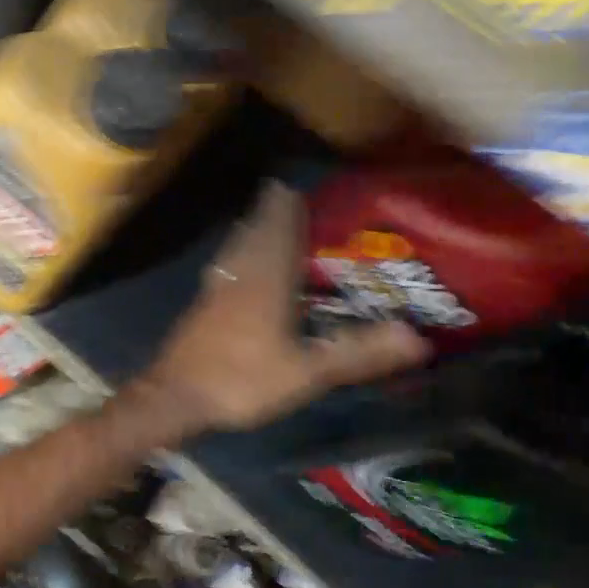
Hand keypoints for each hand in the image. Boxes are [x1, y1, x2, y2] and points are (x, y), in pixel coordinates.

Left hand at [133, 182, 429, 433]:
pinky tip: (229, 274)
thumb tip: (416, 337)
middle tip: (273, 194)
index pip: (277, 237)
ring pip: (231, 257)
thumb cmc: (239, 382)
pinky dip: (230, 263)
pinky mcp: (196, 317)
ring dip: (244, 237)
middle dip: (264, 216)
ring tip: (253, 223)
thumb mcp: (305, 373)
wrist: (172, 401)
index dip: (284, 212)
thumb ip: (355, 353)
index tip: (289, 186)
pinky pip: (219, 276)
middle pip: (251, 240)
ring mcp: (211, 299)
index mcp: (264, 286)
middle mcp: (236, 283)